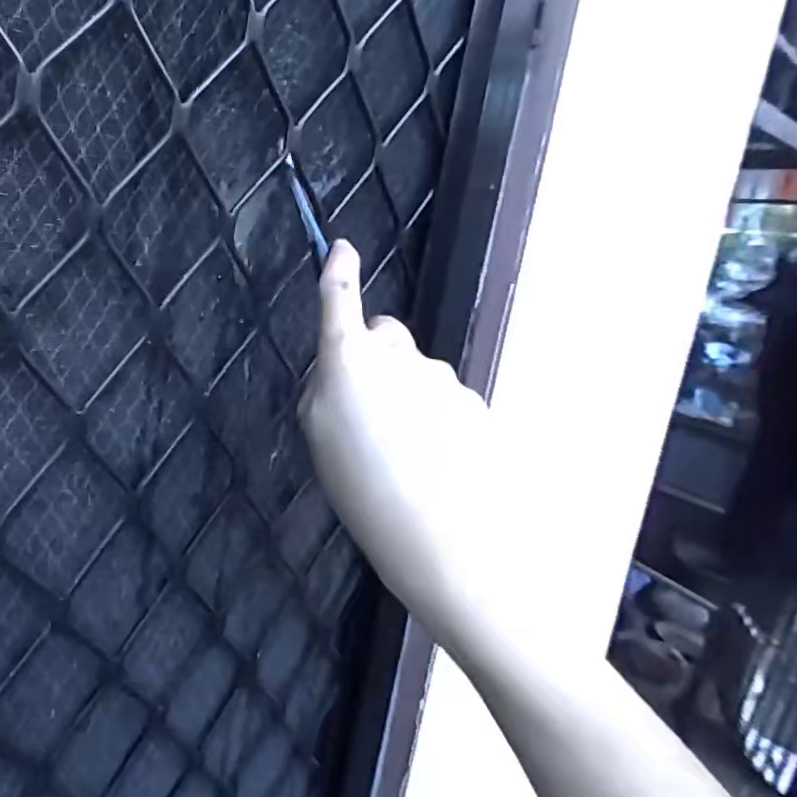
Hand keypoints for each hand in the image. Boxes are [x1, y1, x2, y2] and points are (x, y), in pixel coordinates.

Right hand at [297, 240, 497, 640]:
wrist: (453, 548)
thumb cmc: (366, 490)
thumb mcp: (318, 438)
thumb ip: (323, 388)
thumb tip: (340, 369)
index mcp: (352, 362)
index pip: (340, 304)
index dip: (338, 275)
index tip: (341, 249)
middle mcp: (401, 359)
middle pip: (384, 337)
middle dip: (373, 357)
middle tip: (362, 413)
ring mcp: (444, 382)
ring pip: (416, 373)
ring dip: (405, 397)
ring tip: (401, 458)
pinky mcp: (478, 407)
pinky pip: (445, 400)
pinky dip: (435, 421)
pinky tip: (434, 469)